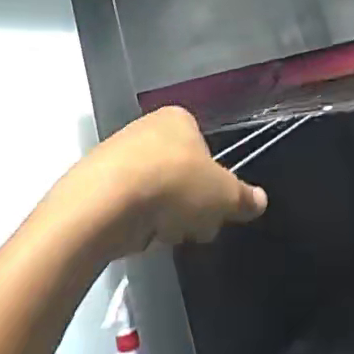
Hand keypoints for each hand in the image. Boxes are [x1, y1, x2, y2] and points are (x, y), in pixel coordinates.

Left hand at [50, 106, 267, 259]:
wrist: (105, 203)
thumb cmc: (173, 185)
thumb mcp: (223, 195)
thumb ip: (242, 198)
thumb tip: (260, 200)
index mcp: (178, 118)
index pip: (204, 149)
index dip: (211, 182)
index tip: (211, 208)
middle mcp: (146, 126)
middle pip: (178, 171)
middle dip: (186, 202)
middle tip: (190, 225)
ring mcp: (116, 152)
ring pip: (152, 190)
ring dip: (161, 215)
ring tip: (160, 233)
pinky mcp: (94, 181)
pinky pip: (125, 204)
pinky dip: (133, 221)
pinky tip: (134, 235)